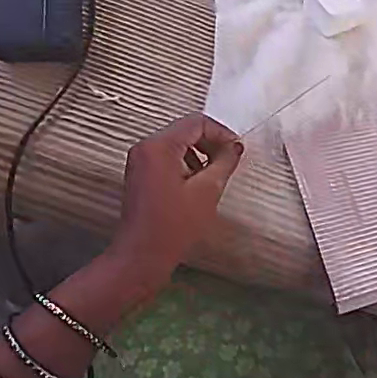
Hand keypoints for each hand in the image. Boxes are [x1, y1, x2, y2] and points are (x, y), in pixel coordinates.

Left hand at [110, 114, 243, 280]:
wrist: (143, 255)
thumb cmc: (172, 226)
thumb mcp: (207, 191)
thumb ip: (224, 162)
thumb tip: (234, 147)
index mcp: (159, 146)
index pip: (196, 123)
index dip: (221, 133)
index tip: (236, 148)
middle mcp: (145, 147)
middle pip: (185, 130)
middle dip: (211, 142)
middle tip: (229, 160)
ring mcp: (140, 160)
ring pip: (177, 143)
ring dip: (200, 153)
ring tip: (216, 173)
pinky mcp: (141, 173)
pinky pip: (168, 156)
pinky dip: (187, 162)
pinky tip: (199, 183)